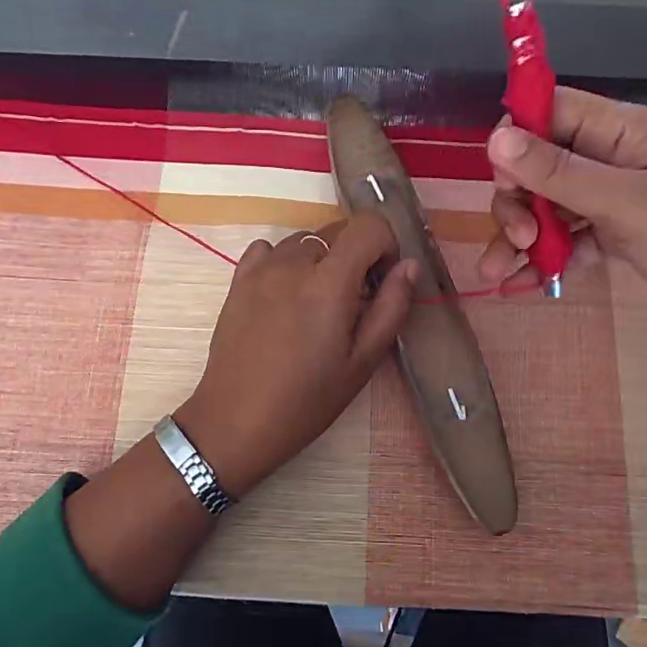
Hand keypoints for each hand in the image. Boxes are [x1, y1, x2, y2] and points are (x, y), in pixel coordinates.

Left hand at [175, 214, 418, 496]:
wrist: (237, 421)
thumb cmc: (307, 401)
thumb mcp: (362, 362)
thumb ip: (391, 308)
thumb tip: (409, 266)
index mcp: (329, 282)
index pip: (367, 225)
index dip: (386, 245)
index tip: (383, 280)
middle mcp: (292, 264)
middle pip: (336, 231)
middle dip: (356, 254)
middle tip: (355, 301)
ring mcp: (260, 270)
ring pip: (304, 240)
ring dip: (321, 259)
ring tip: (318, 304)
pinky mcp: (237, 282)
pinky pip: (268, 250)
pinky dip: (286, 261)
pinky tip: (286, 296)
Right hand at [480, 87, 646, 350]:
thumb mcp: (628, 201)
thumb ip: (558, 172)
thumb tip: (495, 135)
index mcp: (619, 130)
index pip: (547, 112)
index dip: (514, 141)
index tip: (505, 183)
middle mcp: (611, 156)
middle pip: (539, 167)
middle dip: (517, 203)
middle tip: (518, 242)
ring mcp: (616, 196)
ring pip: (550, 206)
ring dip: (523, 237)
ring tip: (502, 274)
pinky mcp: (621, 232)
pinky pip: (572, 236)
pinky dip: (552, 257)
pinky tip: (538, 281)